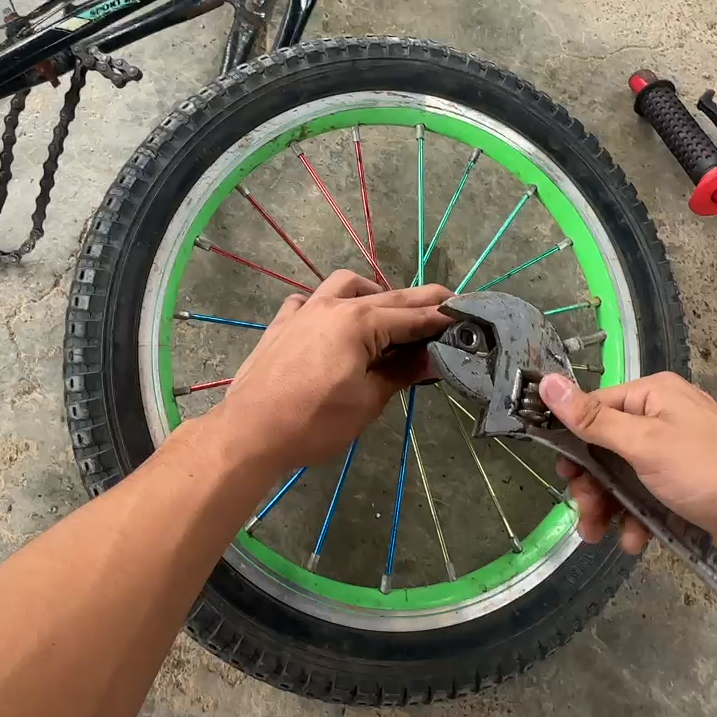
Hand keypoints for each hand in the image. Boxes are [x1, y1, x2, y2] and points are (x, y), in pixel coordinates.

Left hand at [206, 271, 453, 473]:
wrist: (250, 431)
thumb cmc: (314, 422)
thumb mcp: (367, 401)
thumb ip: (401, 372)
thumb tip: (433, 357)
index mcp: (358, 322)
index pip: (411, 316)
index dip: (440, 316)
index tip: (466, 314)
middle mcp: (332, 305)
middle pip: (386, 297)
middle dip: (418, 300)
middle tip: (447, 303)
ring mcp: (303, 310)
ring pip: (344, 285)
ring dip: (371, 292)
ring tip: (387, 313)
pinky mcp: (282, 323)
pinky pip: (310, 300)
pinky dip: (328, 304)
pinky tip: (332, 323)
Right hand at [541, 371, 716, 579]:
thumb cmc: (711, 473)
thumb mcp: (645, 443)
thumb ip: (592, 419)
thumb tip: (545, 381)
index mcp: (653, 396)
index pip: (594, 407)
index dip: (571, 438)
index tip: (557, 470)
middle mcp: (663, 419)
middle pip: (605, 447)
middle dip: (590, 482)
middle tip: (583, 509)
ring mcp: (676, 457)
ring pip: (622, 478)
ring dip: (607, 507)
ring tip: (599, 536)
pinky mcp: (687, 492)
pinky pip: (646, 500)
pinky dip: (635, 520)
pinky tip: (635, 542)